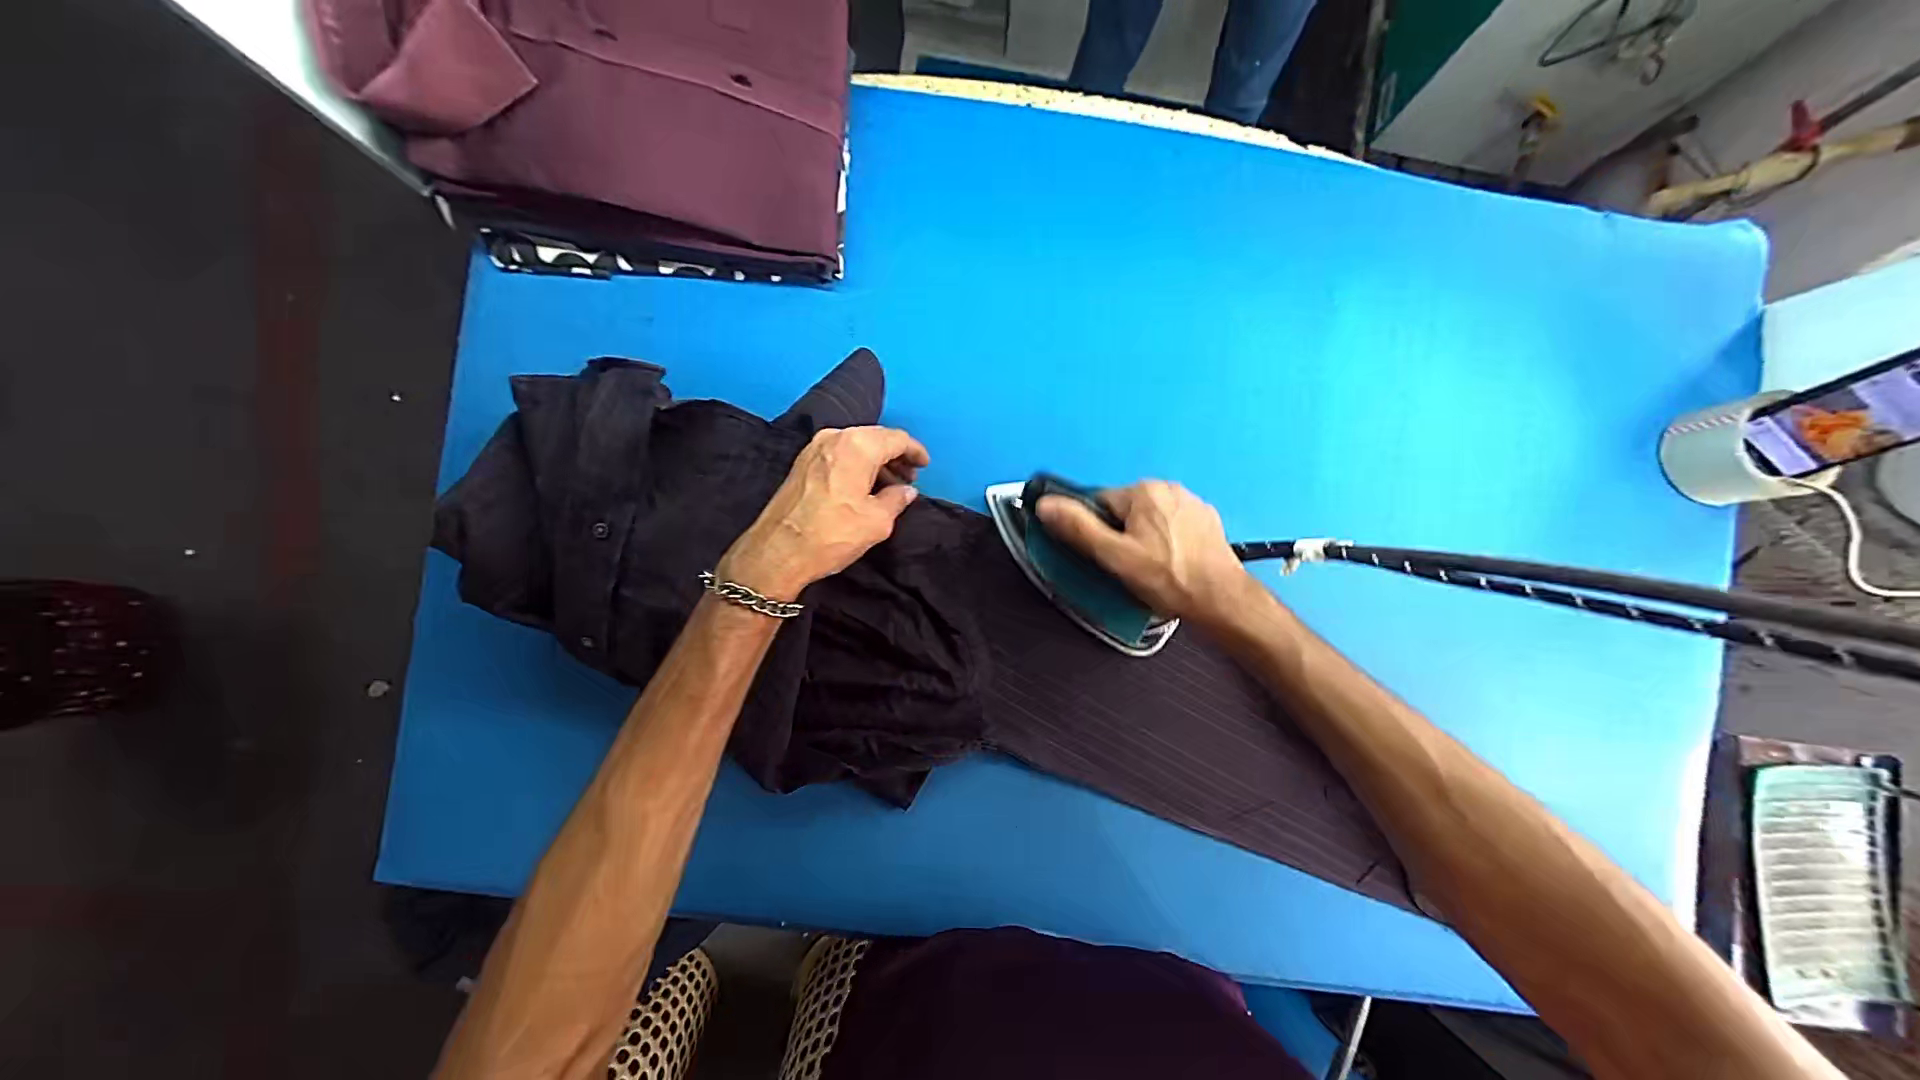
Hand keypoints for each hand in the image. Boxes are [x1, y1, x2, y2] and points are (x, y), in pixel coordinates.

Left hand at [715, 426, 930, 600]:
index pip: (896, 438)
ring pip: (856, 446)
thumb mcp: (877, 521)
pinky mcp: (802, 464)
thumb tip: (906, 491)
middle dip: (895, 456)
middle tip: (910, 478)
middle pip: (875, 438)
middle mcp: (833, 438)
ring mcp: (814, 449)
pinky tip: (865, 488)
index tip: (925, 465)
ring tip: (891, 486)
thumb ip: (897, 499)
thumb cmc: (831, 535)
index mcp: (856, 445)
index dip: (915, 451)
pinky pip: (839, 455)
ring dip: (876, 462)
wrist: (778, 552)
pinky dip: (857, 466)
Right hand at [1034, 480, 1250, 625]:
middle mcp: (1169, 490)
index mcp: (1143, 492)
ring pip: (1149, 520)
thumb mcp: (1114, 556)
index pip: (1100, 504)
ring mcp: (1190, 504)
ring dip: (1146, 540)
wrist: (1221, 601)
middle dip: (1123, 537)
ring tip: (1154, 569)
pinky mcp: (1205, 521)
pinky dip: (1168, 543)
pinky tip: (1172, 565)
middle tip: (1131, 566)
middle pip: (1125, 511)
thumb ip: (1078, 527)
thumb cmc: (1171, 580)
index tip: (1109, 555)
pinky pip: (1172, 527)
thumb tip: (1047, 505)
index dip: (1099, 533)